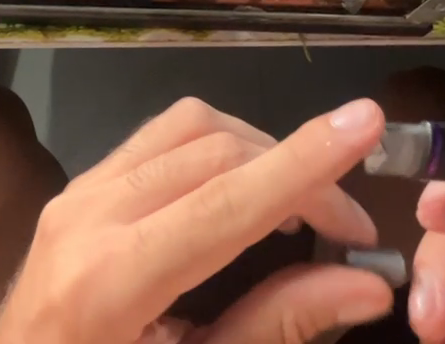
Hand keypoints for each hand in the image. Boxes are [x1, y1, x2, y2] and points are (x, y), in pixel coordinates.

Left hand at [0, 96, 396, 343]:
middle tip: (351, 227)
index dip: (304, 163)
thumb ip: (275, 328)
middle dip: (295, 171)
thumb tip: (365, 285)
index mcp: (110, 280)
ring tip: (301, 201)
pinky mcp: (79, 185)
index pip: (226, 200)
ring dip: (256, 148)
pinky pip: (158, 136)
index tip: (366, 121)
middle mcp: (89, 214)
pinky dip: (215, 145)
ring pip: (187, 126)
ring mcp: (78, 191)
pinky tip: (242, 184)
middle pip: (213, 152)